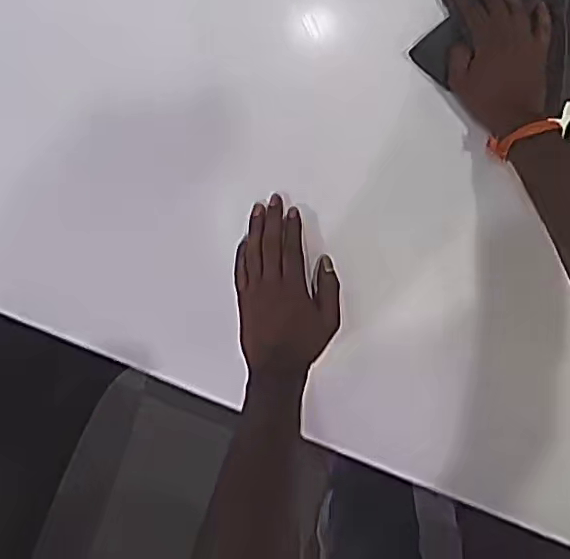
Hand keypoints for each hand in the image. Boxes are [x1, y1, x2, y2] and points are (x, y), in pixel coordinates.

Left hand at [234, 195, 339, 386]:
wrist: (275, 369)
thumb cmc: (301, 345)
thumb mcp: (328, 320)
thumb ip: (328, 289)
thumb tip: (324, 264)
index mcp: (293, 286)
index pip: (292, 248)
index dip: (292, 227)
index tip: (292, 213)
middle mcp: (272, 283)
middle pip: (272, 243)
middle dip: (273, 219)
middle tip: (274, 201)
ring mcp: (255, 289)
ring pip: (254, 251)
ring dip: (256, 228)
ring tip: (258, 211)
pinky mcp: (244, 297)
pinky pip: (241, 269)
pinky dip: (242, 252)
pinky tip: (245, 241)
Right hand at [447, 0, 552, 136]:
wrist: (519, 120)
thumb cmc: (489, 102)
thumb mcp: (460, 82)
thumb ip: (457, 57)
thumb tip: (460, 43)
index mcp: (487, 42)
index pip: (472, 12)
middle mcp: (508, 36)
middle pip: (495, 5)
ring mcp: (526, 42)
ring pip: (518, 9)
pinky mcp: (539, 51)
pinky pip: (543, 26)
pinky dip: (542, 12)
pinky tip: (538, 3)